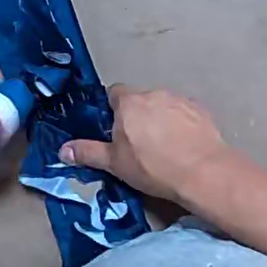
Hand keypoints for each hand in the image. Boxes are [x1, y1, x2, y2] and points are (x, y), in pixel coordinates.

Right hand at [62, 85, 240, 207]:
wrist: (204, 173)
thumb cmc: (153, 167)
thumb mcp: (115, 164)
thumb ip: (88, 152)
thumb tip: (62, 150)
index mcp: (128, 102)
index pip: (113, 93)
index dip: (112, 110)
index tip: (115, 129)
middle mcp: (153, 94)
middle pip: (138, 99)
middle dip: (136, 116)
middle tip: (137, 143)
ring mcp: (179, 100)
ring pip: (162, 105)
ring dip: (159, 118)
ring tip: (163, 146)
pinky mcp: (201, 111)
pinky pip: (184, 113)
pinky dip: (181, 124)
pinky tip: (184, 144)